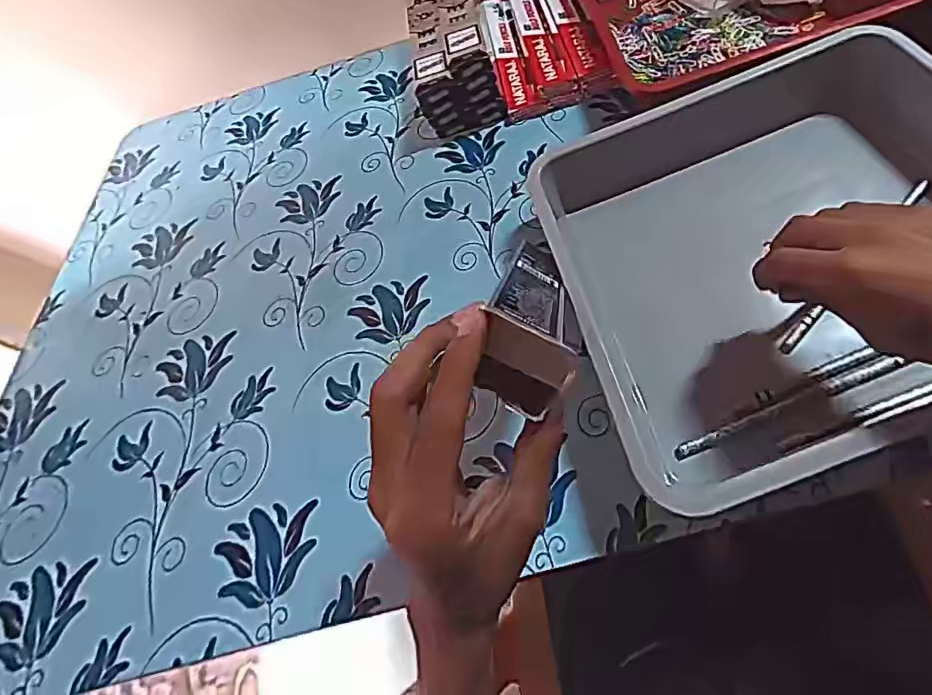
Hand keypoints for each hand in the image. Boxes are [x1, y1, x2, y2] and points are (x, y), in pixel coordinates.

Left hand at [368, 305, 565, 687]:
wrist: (448, 610)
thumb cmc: (485, 574)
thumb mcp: (524, 519)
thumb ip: (537, 455)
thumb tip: (552, 398)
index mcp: (427, 506)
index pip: (438, 418)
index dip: (457, 364)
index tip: (475, 325)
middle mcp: (391, 488)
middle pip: (391, 397)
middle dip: (426, 347)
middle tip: (465, 321)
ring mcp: (379, 478)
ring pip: (384, 399)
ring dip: (418, 356)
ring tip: (457, 332)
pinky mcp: (382, 469)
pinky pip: (391, 409)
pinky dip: (416, 375)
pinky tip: (443, 361)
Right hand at [751, 203, 931, 404]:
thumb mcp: (893, 339)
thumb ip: (844, 308)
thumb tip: (820, 294)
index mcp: (854, 272)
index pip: (784, 262)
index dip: (766, 274)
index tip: (765, 284)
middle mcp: (867, 235)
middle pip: (798, 229)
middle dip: (781, 251)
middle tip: (783, 274)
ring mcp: (894, 218)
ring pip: (827, 216)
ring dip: (811, 237)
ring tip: (820, 263)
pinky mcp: (919, 213)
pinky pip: (860, 212)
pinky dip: (843, 228)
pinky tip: (859, 250)